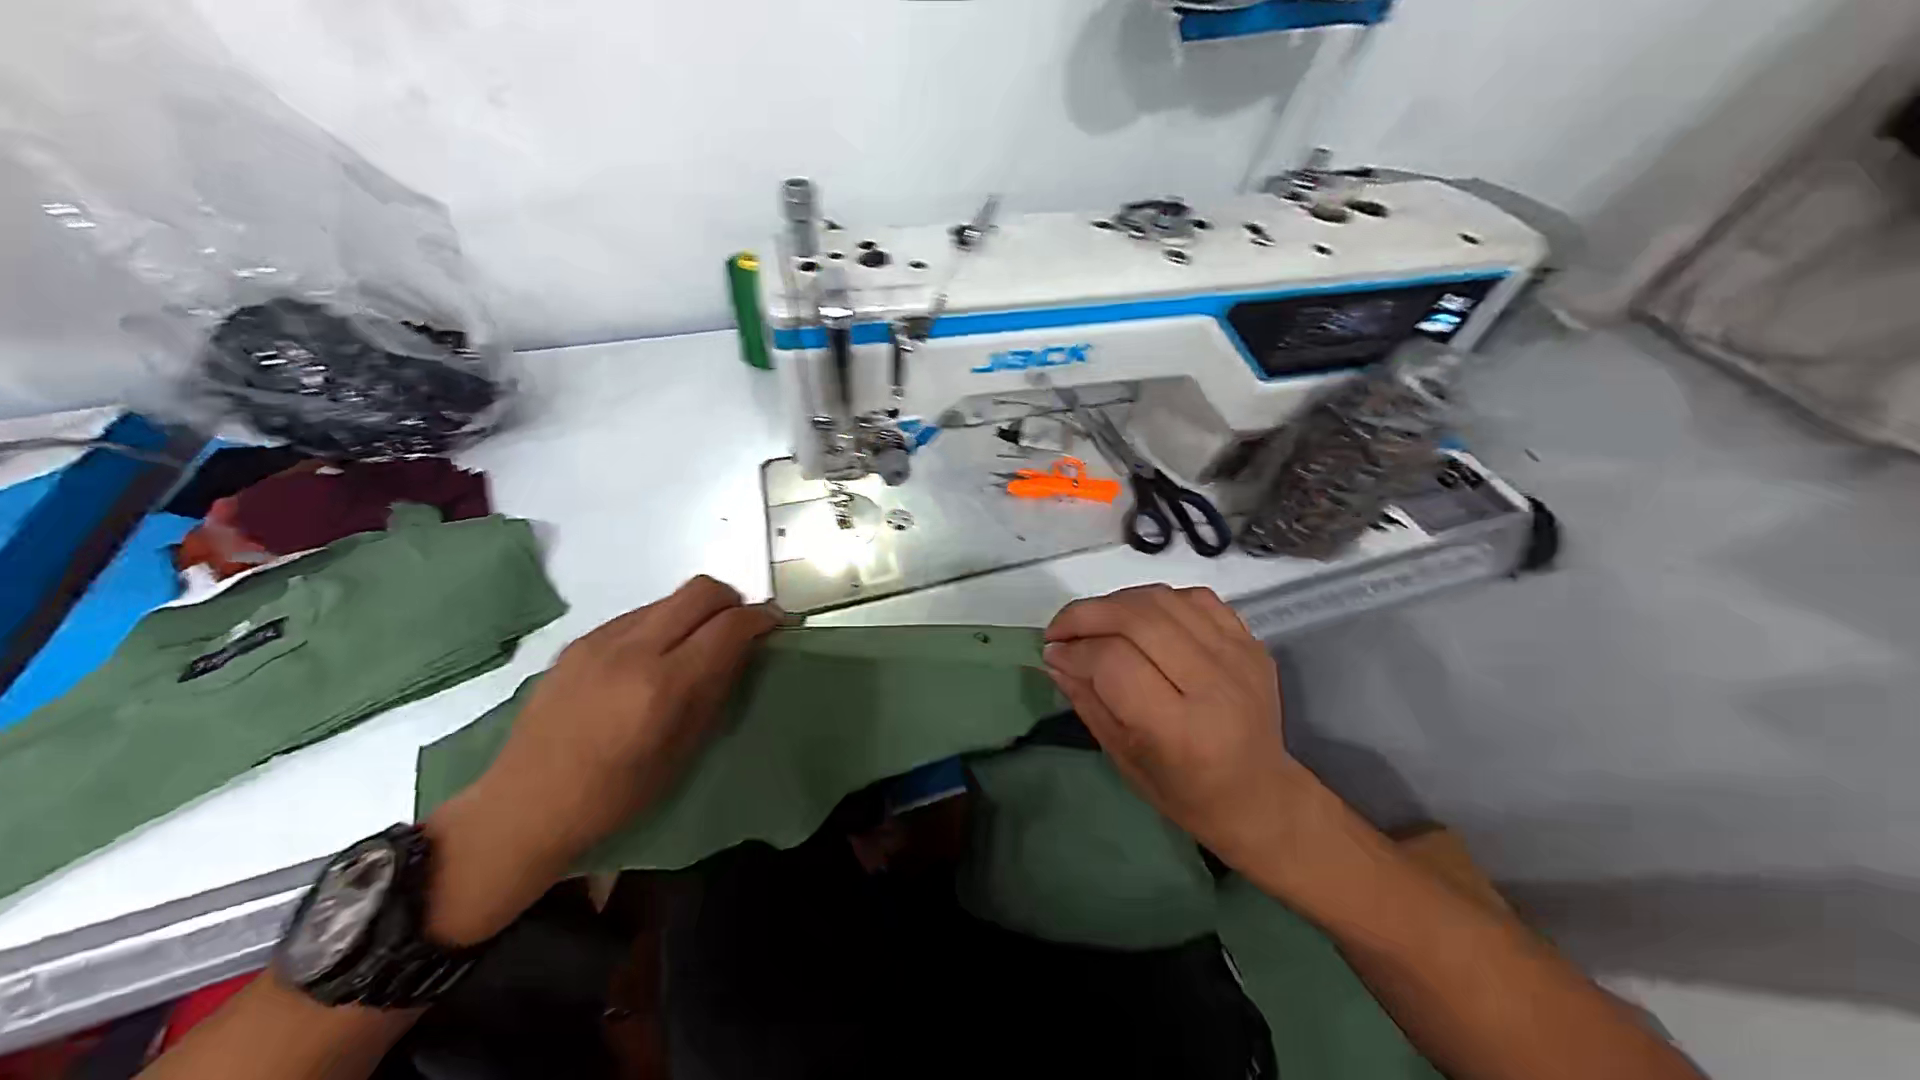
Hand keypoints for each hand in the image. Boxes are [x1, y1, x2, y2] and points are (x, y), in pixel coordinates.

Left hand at [424, 577, 777, 942]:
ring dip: (696, 612)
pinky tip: (654, 659)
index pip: (728, 625)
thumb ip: (716, 690)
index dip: (761, 618)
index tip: (775, 625)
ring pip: (669, 599)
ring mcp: (599, 640)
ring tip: (696, 647)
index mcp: (662, 686)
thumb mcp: (683, 751)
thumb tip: (744, 649)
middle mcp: (631, 650)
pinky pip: (637, 615)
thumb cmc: (615, 795)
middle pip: (701, 590)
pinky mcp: (578, 641)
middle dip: (733, 601)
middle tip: (741, 629)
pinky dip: (662, 624)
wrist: (525, 805)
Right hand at [1042, 585, 1307, 866]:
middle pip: (1138, 620)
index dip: (1074, 649)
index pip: (1114, 662)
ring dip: (1116, 602)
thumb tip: (1055, 656)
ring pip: (1164, 601)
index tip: (1052, 652)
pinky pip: (1195, 598)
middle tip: (1061, 628)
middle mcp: (1214, 685)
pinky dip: (1157, 601)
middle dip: (1086, 614)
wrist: (1259, 795)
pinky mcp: (1251, 642)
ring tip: (1095, 621)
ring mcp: (1239, 658)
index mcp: (1180, 729)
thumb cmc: (1183, 791)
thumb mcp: (1122, 757)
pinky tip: (1140, 620)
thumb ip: (1087, 700)